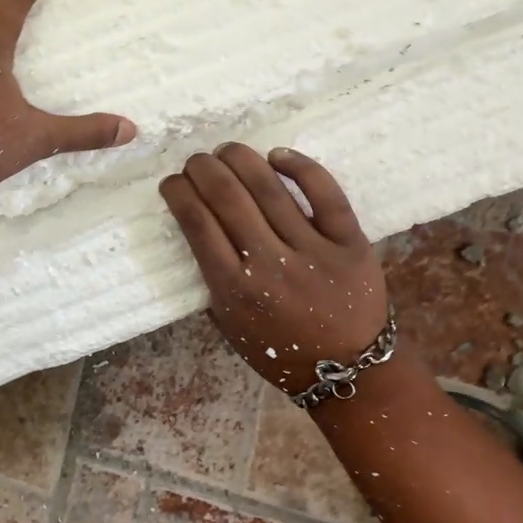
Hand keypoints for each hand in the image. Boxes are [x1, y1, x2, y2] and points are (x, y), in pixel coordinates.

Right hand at [159, 145, 386, 395]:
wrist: (350, 372)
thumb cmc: (276, 349)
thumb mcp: (226, 320)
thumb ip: (210, 275)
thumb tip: (194, 223)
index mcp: (233, 287)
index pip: (195, 221)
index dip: (177, 192)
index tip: (171, 183)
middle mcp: (269, 264)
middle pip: (226, 197)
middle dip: (202, 169)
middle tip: (195, 161)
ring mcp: (313, 252)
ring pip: (269, 188)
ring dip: (240, 159)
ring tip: (226, 150)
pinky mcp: (351, 244)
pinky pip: (326, 194)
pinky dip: (299, 167)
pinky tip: (276, 154)